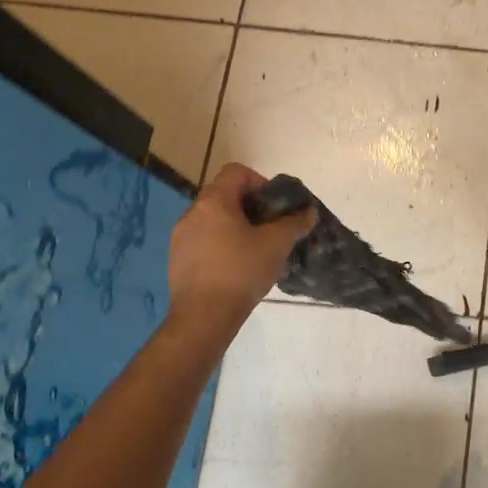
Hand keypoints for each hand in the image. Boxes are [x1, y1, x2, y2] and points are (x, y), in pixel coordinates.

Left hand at [168, 163, 315, 337]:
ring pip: (214, 219)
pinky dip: (222, 244)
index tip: (275, 205)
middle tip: (272, 228)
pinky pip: (204, 240)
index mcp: (214, 202)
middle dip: (251, 207)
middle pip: (224, 195)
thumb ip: (295, 223)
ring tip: (256, 249)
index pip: (236, 172)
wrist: (205, 315)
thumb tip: (309, 211)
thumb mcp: (277, 244)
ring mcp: (181, 236)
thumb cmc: (242, 271)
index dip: (260, 181)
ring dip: (236, 226)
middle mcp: (192, 213)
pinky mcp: (178, 258)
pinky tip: (237, 267)